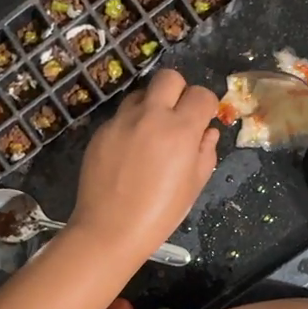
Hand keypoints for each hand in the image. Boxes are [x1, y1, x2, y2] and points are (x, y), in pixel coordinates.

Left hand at [71, 69, 219, 258]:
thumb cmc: (160, 214)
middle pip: (168, 78)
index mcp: (180, 129)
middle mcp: (150, 116)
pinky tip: (129, 153)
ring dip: (151, 106)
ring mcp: (121, 121)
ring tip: (151, 135)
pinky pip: (121, 117)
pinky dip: (130, 126)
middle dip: (178, 91)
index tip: (202, 121)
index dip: (206, 106)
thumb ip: (205, 151)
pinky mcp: (100, 132)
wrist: (110, 230)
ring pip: (141, 94)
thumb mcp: (194, 185)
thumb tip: (207, 132)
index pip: (201, 94)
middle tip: (177, 117)